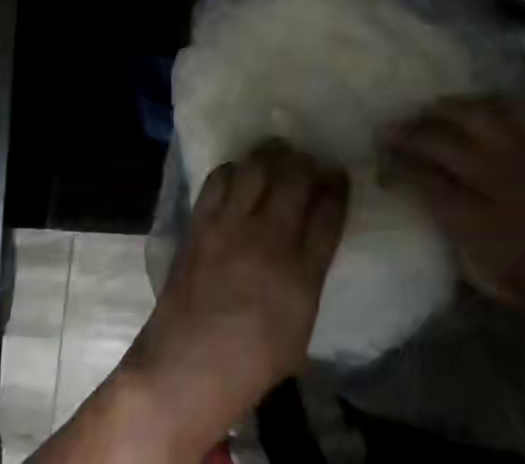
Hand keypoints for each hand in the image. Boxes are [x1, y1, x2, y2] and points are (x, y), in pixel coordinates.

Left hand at [122, 140, 347, 446]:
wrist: (187, 368)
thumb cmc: (251, 361)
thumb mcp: (301, 325)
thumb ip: (310, 275)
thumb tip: (311, 240)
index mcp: (304, 271)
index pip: (329, 211)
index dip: (336, 185)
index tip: (337, 174)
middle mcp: (270, 238)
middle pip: (295, 177)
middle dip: (306, 163)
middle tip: (306, 162)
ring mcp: (232, 226)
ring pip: (257, 167)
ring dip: (271, 156)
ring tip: (275, 156)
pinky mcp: (201, 223)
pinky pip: (219, 179)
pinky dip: (234, 170)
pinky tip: (239, 176)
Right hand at [380, 97, 524, 360]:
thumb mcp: (493, 285)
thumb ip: (457, 243)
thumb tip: (432, 212)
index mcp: (479, 219)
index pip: (422, 180)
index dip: (394, 167)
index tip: (379, 162)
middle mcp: (497, 178)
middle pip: (439, 139)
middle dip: (408, 132)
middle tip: (388, 129)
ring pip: (473, 114)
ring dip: (442, 108)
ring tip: (425, 108)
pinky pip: (512, 111)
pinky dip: (486, 104)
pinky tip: (473, 106)